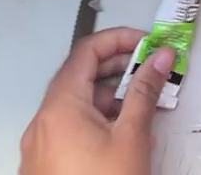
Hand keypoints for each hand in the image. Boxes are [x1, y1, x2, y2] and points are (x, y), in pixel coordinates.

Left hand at [21, 27, 174, 174]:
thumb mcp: (131, 136)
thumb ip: (145, 89)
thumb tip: (160, 56)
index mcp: (59, 108)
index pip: (86, 51)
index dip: (119, 39)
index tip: (147, 43)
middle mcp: (42, 124)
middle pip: (79, 76)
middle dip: (117, 66)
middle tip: (150, 69)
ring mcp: (39, 148)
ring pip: (76, 104)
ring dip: (109, 95)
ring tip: (141, 104)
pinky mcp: (44, 168)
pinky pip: (70, 128)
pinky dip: (96, 119)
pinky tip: (122, 134)